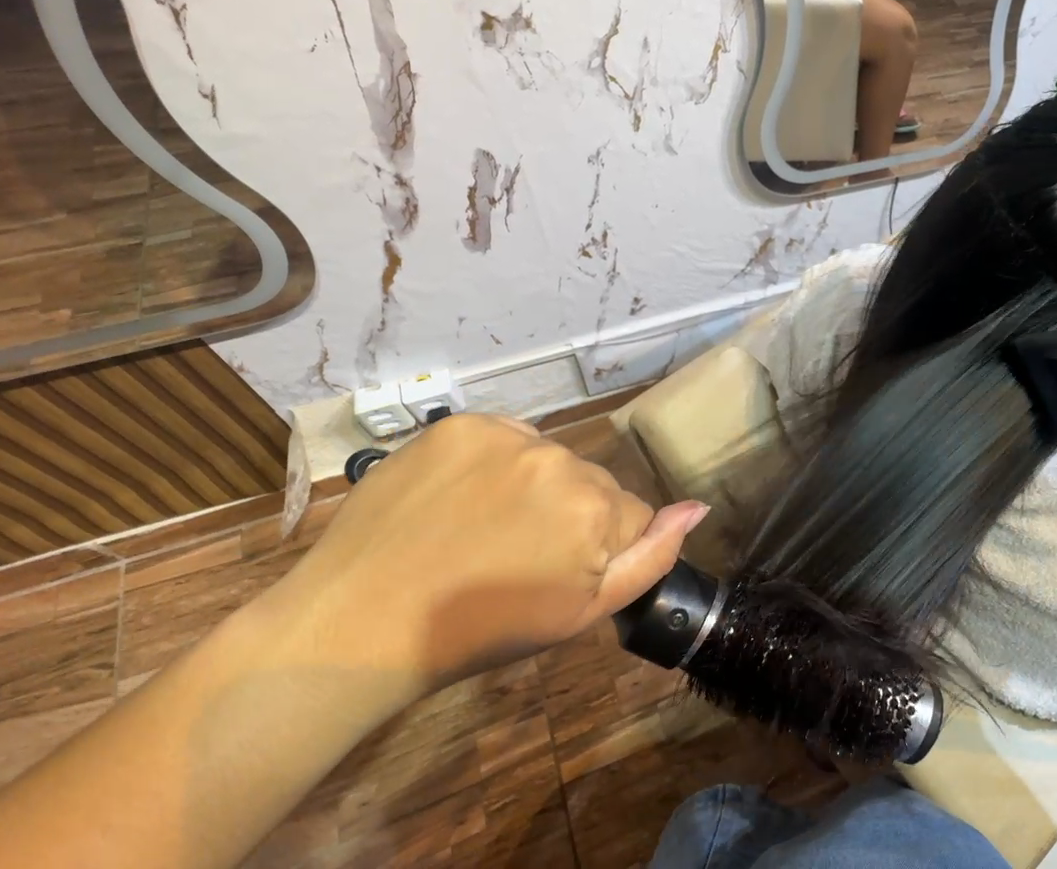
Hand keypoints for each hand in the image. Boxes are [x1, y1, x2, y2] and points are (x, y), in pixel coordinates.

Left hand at [258, 414, 709, 691]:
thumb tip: (698, 508)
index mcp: (596, 507)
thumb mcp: (581, 614)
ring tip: (483, 531)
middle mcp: (561, 458)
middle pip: (592, 484)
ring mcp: (505, 437)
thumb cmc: (480, 631)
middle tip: (514, 561)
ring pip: (550, 460)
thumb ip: (651, 557)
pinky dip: (495, 463)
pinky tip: (462, 500)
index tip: (553, 577)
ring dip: (533, 488)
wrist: (358, 624)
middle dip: (569, 516)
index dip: (599, 551)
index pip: (631, 515)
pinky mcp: (458, 426)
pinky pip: (505, 437)